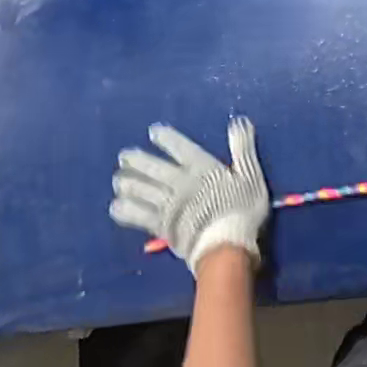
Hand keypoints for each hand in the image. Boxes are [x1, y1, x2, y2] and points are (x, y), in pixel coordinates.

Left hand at [111, 117, 269, 272]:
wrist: (227, 245)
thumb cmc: (243, 211)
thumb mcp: (250, 176)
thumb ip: (242, 149)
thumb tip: (239, 121)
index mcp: (200, 166)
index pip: (178, 145)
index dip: (164, 137)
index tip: (153, 133)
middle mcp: (178, 181)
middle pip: (151, 166)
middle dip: (136, 160)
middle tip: (124, 157)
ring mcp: (167, 203)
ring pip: (140, 188)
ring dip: (127, 183)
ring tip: (118, 180)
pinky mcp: (160, 225)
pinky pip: (137, 215)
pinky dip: (125, 210)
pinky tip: (116, 207)